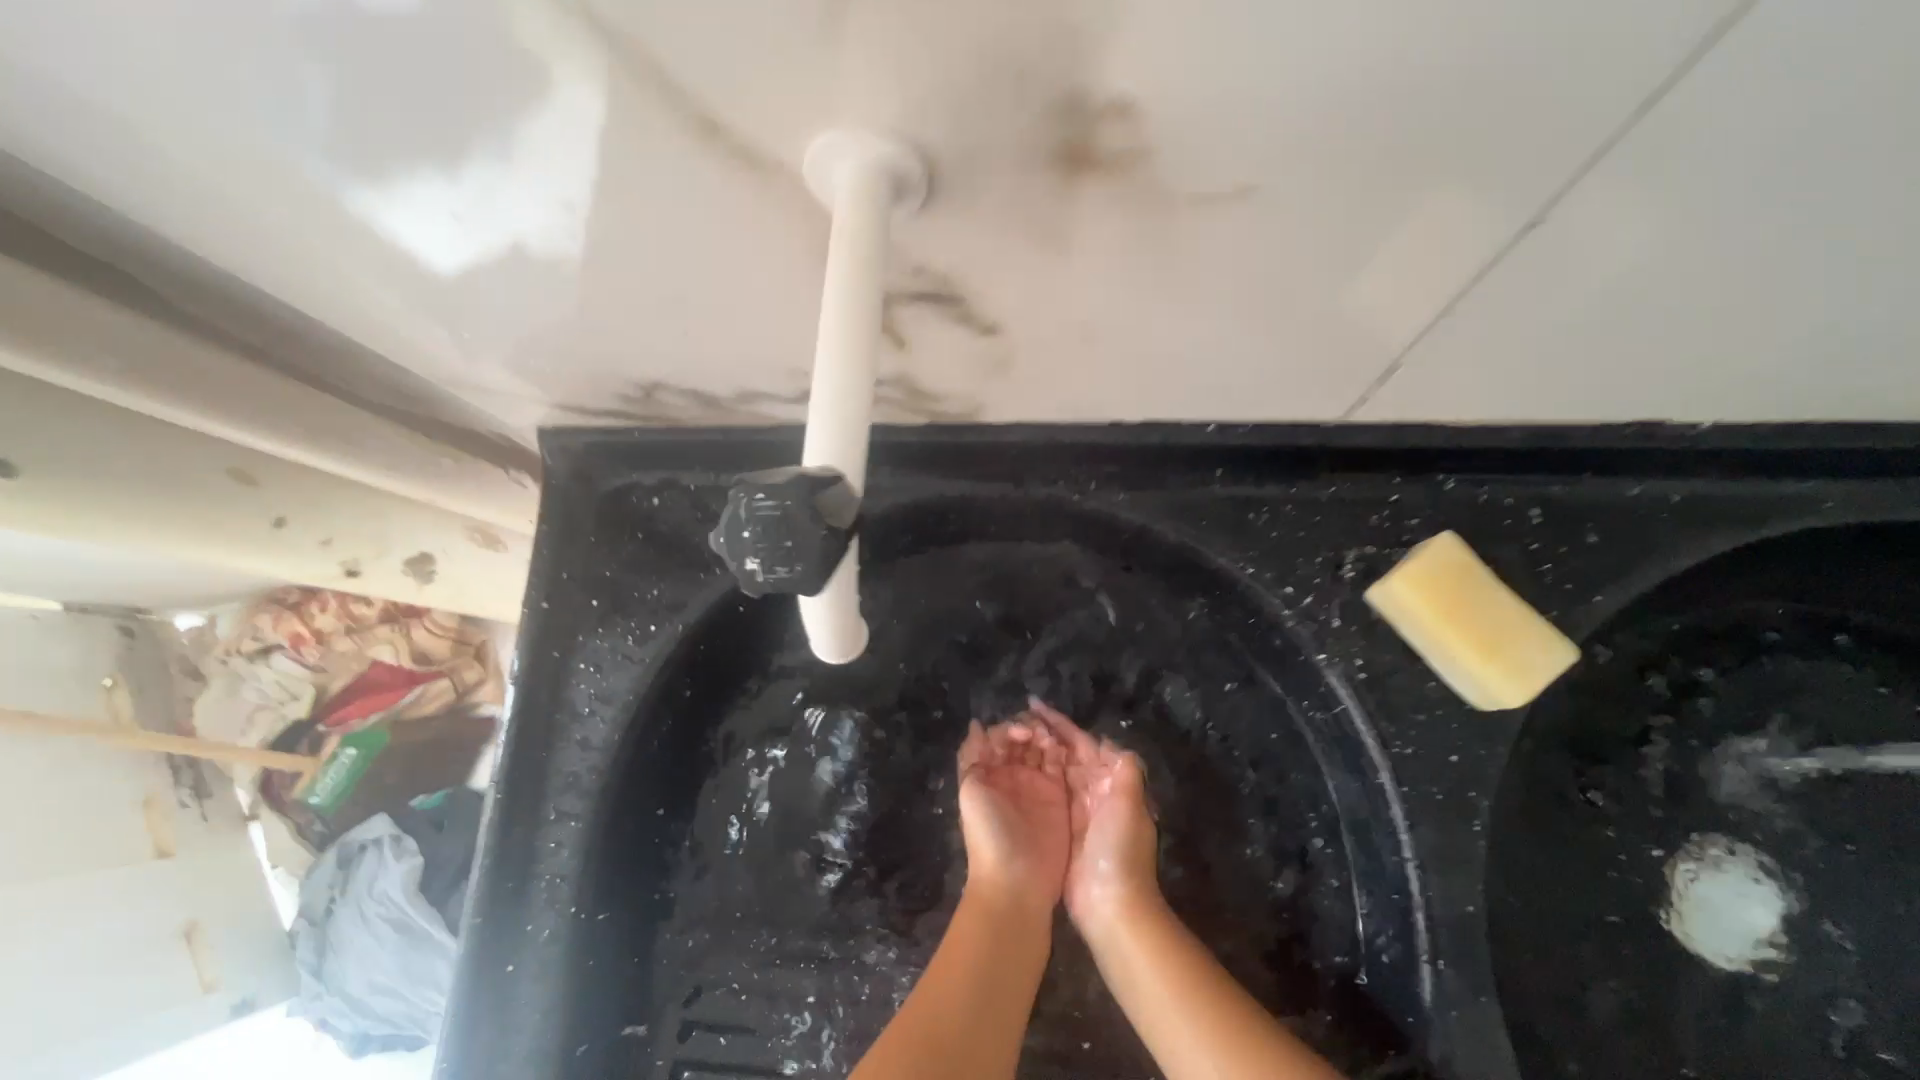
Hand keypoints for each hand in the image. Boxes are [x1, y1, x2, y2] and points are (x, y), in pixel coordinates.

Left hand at [956, 718, 1070, 912]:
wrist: (1015, 879)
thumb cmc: (988, 833)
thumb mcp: (970, 790)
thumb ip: (973, 755)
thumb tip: (976, 725)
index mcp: (987, 773)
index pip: (997, 738)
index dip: (1007, 729)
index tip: (1020, 733)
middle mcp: (1010, 775)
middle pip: (1019, 741)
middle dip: (1027, 729)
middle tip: (1037, 731)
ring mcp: (1035, 784)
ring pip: (1040, 748)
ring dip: (1043, 737)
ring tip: (1048, 737)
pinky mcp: (1057, 795)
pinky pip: (1059, 765)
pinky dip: (1059, 751)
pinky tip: (1059, 746)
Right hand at [1026, 700, 1160, 931]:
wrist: (1109, 904)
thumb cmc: (1119, 849)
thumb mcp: (1130, 802)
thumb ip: (1124, 767)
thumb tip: (1104, 740)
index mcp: (1105, 781)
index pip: (1079, 743)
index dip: (1058, 723)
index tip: (1033, 705)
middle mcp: (1086, 790)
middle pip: (1061, 751)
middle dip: (1040, 732)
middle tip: (1013, 717)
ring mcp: (1068, 808)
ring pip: (1046, 767)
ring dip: (1028, 749)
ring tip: (1004, 735)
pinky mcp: (1052, 826)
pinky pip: (1035, 790)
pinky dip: (1020, 774)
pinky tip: (1000, 764)